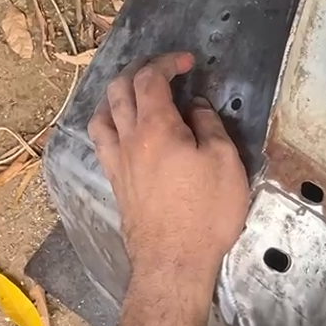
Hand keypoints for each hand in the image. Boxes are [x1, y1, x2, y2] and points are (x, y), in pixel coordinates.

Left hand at [88, 52, 250, 298]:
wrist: (172, 263)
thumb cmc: (205, 211)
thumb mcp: (224, 161)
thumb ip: (209, 125)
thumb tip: (195, 106)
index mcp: (155, 126)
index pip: (151, 78)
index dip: (167, 62)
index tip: (188, 61)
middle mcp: (128, 138)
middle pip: (120, 89)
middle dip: (140, 69)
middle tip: (164, 68)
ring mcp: (116, 161)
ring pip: (102, 113)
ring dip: (117, 94)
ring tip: (135, 92)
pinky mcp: (115, 182)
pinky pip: (102, 140)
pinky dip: (110, 122)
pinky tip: (121, 129)